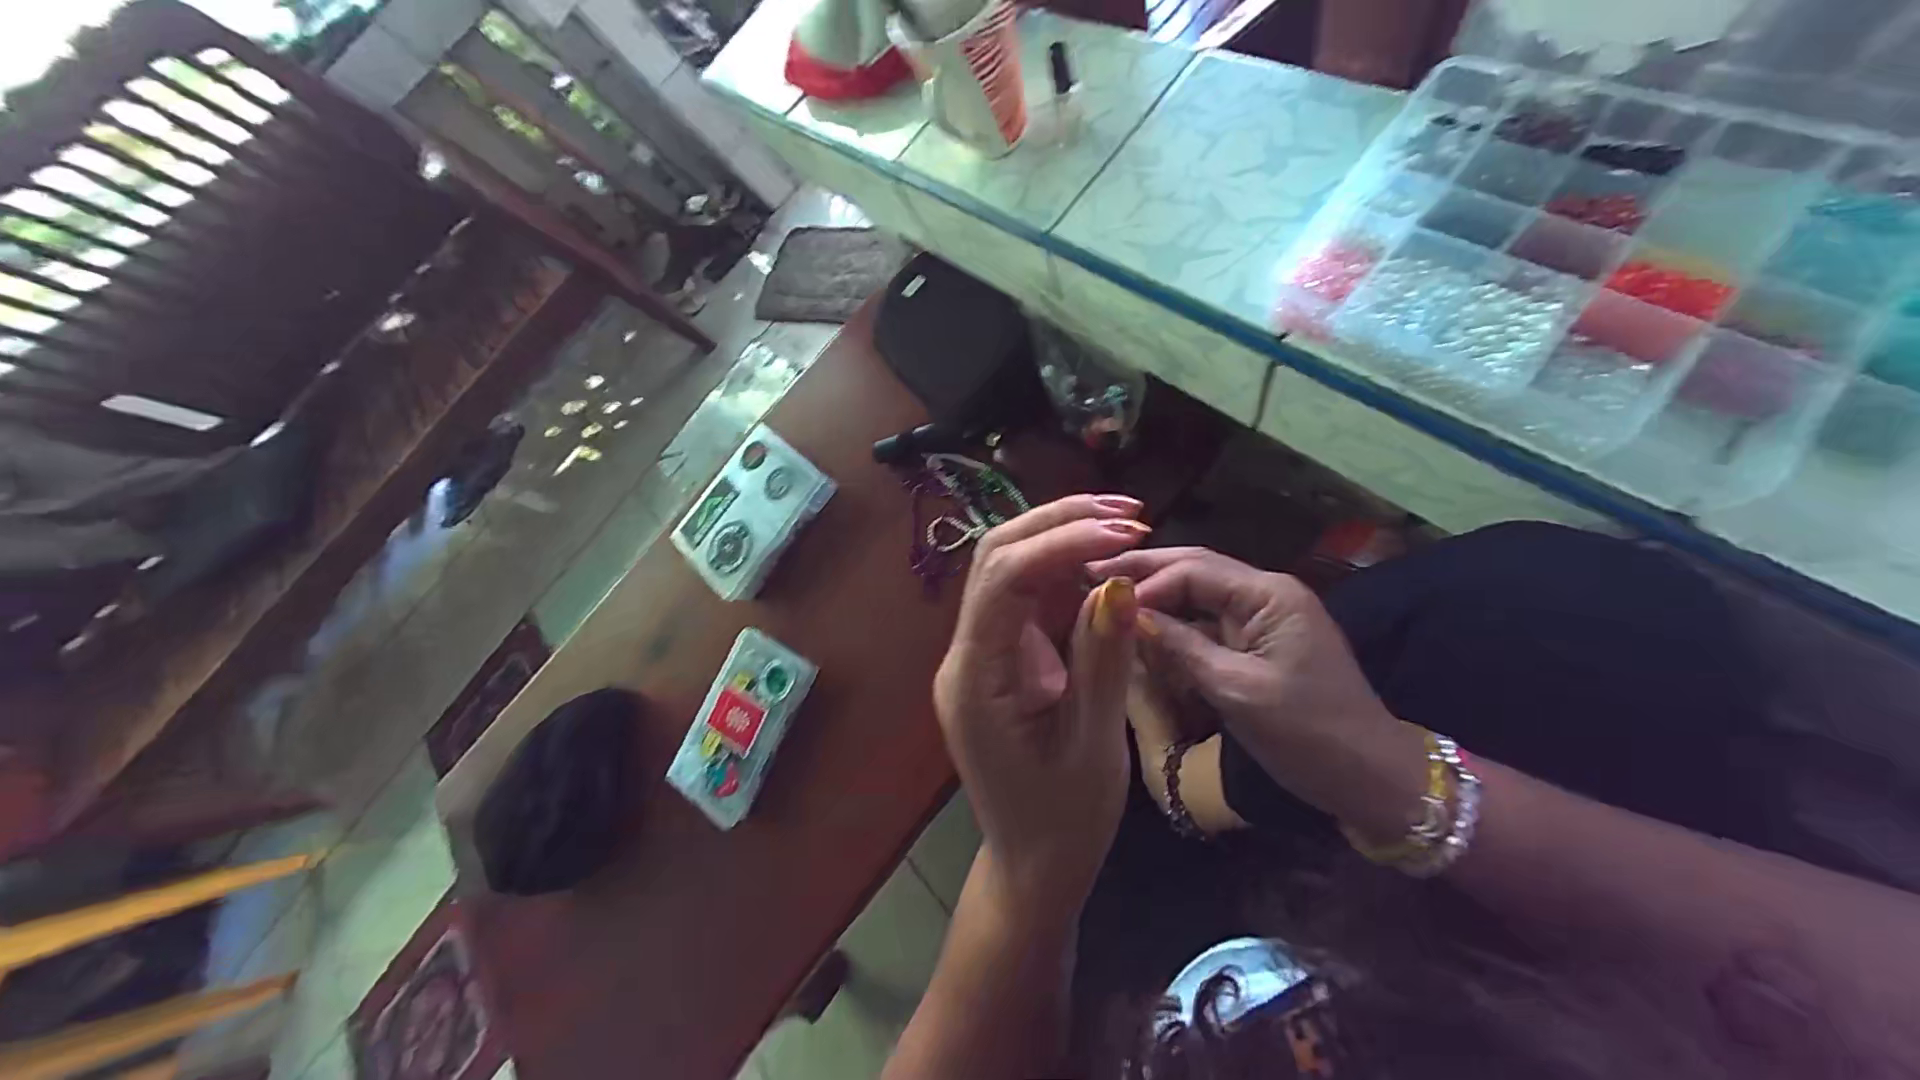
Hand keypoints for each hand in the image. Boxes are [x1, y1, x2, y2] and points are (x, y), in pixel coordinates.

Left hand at [932, 495, 1148, 916]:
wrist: (1033, 865)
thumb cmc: (1064, 821)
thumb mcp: (1092, 746)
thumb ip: (1102, 662)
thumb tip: (1116, 582)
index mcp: (975, 678)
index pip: (1002, 581)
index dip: (1060, 544)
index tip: (1124, 533)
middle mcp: (967, 654)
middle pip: (997, 560)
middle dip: (1057, 523)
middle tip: (1127, 512)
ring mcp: (981, 653)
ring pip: (1009, 569)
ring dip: (1061, 537)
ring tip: (1124, 522)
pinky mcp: (1002, 658)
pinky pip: (1027, 598)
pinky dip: (1065, 571)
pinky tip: (1104, 557)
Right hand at [1088, 547, 1423, 838]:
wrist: (1372, 778)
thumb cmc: (1309, 734)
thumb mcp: (1237, 690)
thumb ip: (1180, 647)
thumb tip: (1126, 613)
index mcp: (1268, 594)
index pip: (1191, 570)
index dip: (1143, 582)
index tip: (1099, 599)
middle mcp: (1264, 593)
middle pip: (1193, 570)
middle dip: (1143, 574)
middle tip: (1088, 576)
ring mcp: (1262, 618)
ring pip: (1196, 596)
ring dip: (1155, 598)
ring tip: (1106, 600)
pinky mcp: (1257, 643)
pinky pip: (1206, 624)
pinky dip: (1173, 627)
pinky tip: (1141, 631)